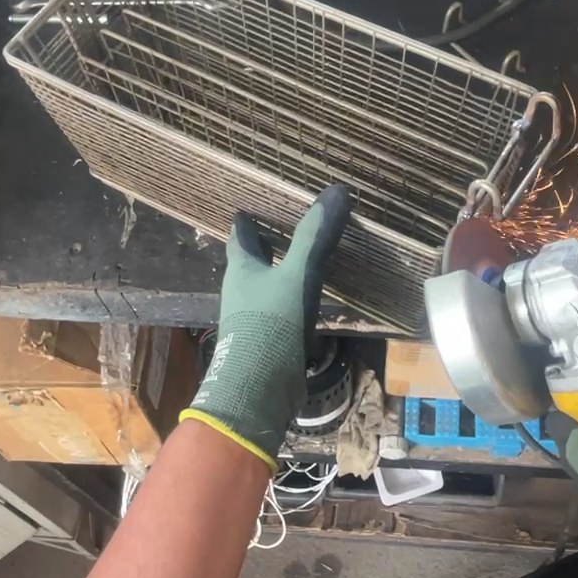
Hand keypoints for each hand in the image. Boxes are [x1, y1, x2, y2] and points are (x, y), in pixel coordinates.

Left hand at [181, 185, 352, 468]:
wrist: (260, 386)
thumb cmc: (272, 323)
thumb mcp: (299, 274)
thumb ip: (315, 236)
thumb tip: (337, 191)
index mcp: (241, 272)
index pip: (239, 240)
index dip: (244, 225)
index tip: (245, 212)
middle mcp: (240, 294)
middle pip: (247, 266)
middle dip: (258, 252)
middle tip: (271, 235)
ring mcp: (250, 323)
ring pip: (260, 292)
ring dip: (272, 280)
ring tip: (291, 269)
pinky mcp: (265, 346)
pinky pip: (276, 317)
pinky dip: (286, 306)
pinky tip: (302, 308)